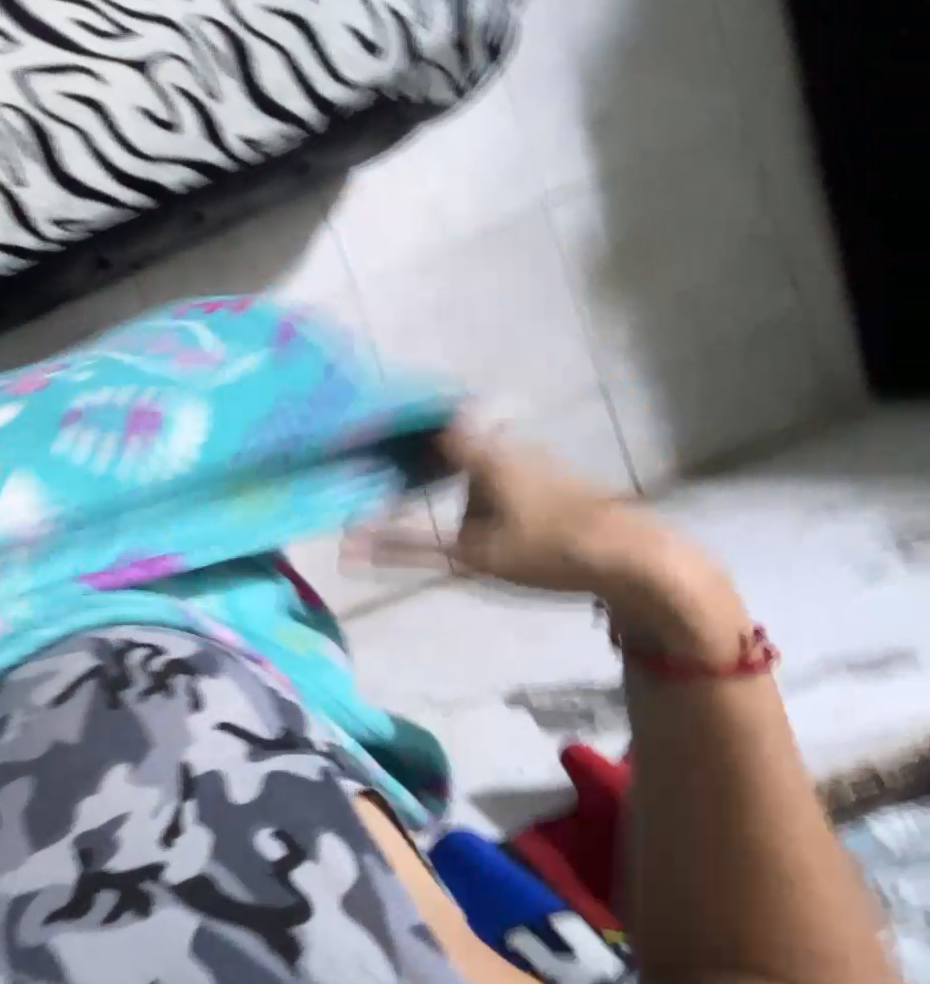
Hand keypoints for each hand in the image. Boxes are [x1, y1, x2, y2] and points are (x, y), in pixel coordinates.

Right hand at [349, 424, 704, 600]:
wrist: (636, 561)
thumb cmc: (547, 550)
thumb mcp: (467, 556)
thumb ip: (403, 549)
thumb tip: (346, 549)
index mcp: (480, 453)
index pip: (420, 422)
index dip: (388, 424)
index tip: (357, 433)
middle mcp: (503, 443)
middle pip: (445, 430)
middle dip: (409, 441)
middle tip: (375, 459)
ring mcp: (529, 456)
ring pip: (471, 443)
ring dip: (439, 454)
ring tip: (404, 474)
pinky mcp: (546, 473)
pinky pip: (490, 456)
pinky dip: (465, 466)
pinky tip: (453, 490)